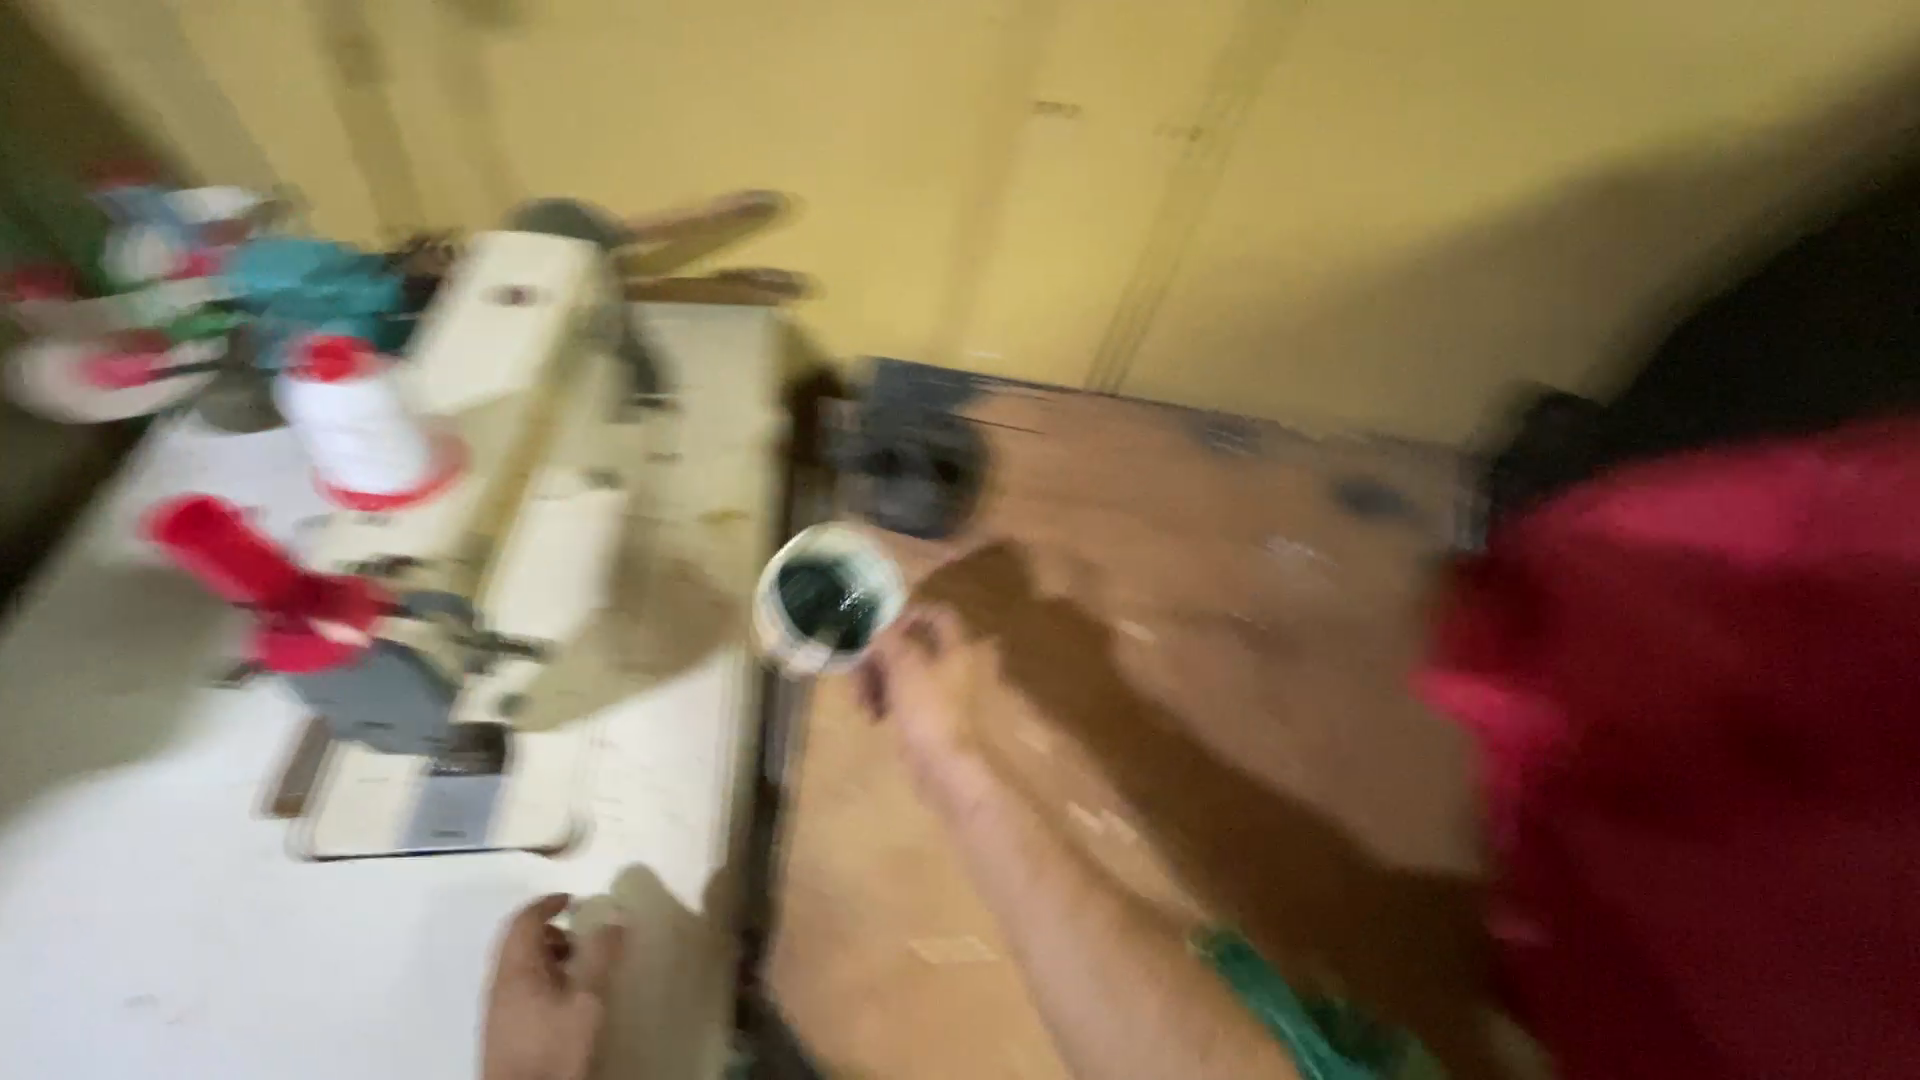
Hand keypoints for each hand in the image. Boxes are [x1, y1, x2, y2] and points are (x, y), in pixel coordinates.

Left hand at [482, 894, 624, 1079]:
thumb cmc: (553, 1049)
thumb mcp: (587, 999)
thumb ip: (601, 955)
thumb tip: (616, 916)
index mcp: (516, 970)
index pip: (524, 921)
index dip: (547, 903)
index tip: (574, 899)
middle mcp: (500, 985)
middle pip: (518, 942)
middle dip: (550, 930)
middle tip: (581, 937)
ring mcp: (497, 1010)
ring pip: (519, 966)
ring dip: (549, 955)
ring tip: (580, 969)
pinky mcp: (502, 1031)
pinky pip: (520, 987)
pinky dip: (543, 976)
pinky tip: (566, 999)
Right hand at [857, 602, 995, 802]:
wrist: (947, 770)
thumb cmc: (929, 712)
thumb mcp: (904, 667)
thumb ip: (889, 640)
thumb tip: (877, 628)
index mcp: (957, 648)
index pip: (939, 615)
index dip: (910, 614)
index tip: (880, 627)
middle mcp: (954, 666)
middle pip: (911, 647)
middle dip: (880, 658)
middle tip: (857, 674)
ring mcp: (942, 693)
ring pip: (903, 673)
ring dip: (878, 681)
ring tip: (862, 703)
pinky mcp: (930, 717)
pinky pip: (903, 698)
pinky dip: (887, 700)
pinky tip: (872, 716)